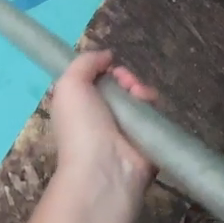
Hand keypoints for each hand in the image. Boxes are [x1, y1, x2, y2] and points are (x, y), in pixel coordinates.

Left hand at [49, 50, 157, 190]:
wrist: (104, 165)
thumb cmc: (80, 124)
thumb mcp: (69, 84)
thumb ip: (84, 63)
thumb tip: (106, 56)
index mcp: (80, 106)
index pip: (97, 81)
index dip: (103, 69)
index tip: (107, 67)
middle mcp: (102, 116)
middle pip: (121, 85)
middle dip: (124, 77)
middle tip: (124, 81)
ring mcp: (127, 127)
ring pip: (139, 95)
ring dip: (138, 87)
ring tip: (136, 92)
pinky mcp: (148, 136)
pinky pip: (154, 111)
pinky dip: (151, 102)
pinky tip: (146, 102)